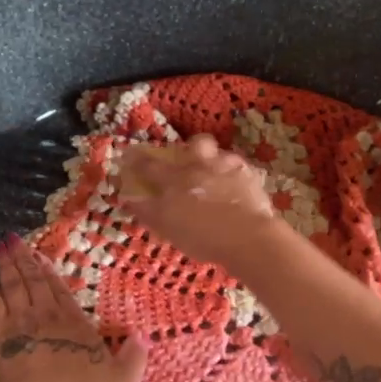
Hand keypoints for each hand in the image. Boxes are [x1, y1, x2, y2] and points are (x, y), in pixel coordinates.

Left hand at [0, 235, 147, 381]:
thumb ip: (133, 358)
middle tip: (14, 239)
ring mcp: (20, 322)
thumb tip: (144, 335)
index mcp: (76, 325)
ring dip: (7, 264)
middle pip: (35, 282)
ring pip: (13, 284)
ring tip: (1, 246)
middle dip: (25, 259)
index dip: (51, 273)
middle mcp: (47, 316)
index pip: (62, 292)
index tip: (40, 255)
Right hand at [119, 133, 283, 268]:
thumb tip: (129, 199)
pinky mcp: (252, 179)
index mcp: (175, 179)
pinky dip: (238, 176)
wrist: (248, 237)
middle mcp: (201, 167)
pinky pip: (243, 170)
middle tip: (191, 160)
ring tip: (218, 174)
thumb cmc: (202, 235)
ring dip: (217, 160)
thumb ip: (146, 211)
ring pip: (221, 154)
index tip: (128, 154)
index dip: (137, 159)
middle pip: (196, 144)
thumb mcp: (166, 227)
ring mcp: (228, 169)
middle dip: (191, 147)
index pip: (150, 165)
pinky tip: (238, 188)